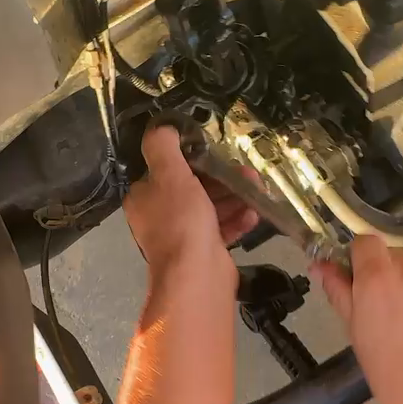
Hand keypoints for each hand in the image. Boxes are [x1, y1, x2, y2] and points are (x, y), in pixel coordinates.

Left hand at [124, 127, 259, 276]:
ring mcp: (183, 237)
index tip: (217, 154)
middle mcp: (160, 217)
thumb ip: (163, 147)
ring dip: (235, 198)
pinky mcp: (204, 252)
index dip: (194, 160)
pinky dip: (237, 221)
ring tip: (257, 190)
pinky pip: (222, 229)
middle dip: (223, 180)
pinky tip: (253, 215)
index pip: (168, 171)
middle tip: (248, 174)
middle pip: (194, 189)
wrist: (197, 276)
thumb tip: (163, 127)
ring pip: (211, 209)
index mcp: (145, 198)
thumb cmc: (181, 221)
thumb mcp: (170, 175)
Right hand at [313, 235, 402, 403]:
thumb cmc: (388, 371)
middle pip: (399, 257)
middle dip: (394, 276)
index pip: (367, 242)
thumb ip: (339, 291)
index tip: (364, 277)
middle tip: (395, 310)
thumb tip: (320, 265)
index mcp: (378, 277)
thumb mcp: (355, 331)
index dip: (364, 258)